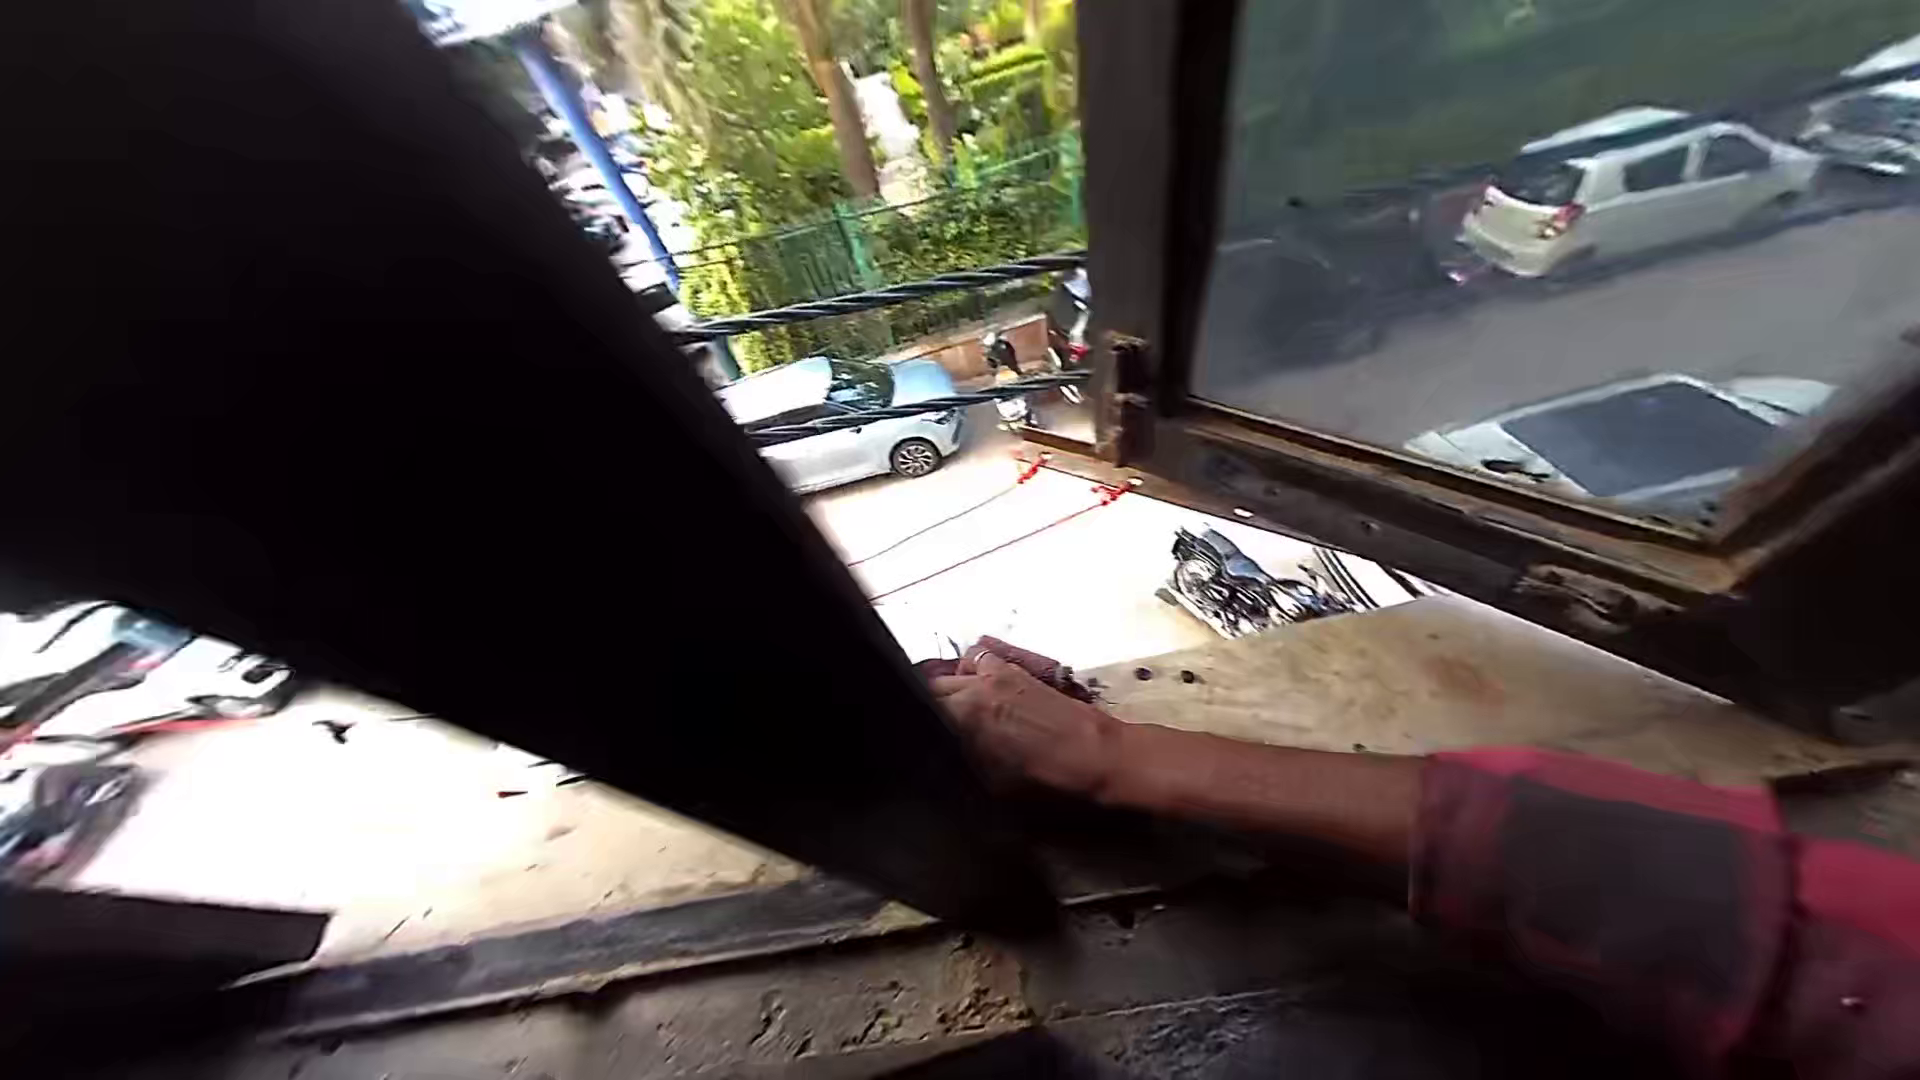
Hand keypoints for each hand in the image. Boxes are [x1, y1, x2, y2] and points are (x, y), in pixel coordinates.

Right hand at [931, 641, 1118, 796]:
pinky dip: (970, 669)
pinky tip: (977, 687)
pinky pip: (979, 659)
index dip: (916, 722)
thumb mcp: (993, 782)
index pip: (924, 707)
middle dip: (927, 705)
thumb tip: (940, 757)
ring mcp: (996, 674)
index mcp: (966, 716)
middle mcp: (976, 688)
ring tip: (950, 708)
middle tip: (931, 726)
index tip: (915, 737)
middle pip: (933, 687)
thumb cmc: (1047, 777)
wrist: (1095, 754)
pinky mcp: (1014, 669)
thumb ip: (961, 760)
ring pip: (953, 672)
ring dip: (946, 688)